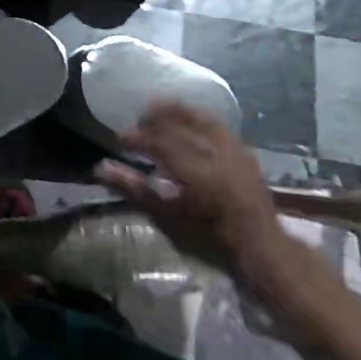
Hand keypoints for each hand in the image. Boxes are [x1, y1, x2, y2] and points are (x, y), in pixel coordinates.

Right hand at [95, 102, 281, 263]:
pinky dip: (199, 119)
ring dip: (178, 112)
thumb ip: (134, 190)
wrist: (259, 247)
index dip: (137, 137)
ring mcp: (234, 152)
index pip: (159, 142)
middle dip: (155, 119)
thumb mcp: (166, 218)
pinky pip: (219, 126)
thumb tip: (101, 168)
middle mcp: (215, 155)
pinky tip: (190, 123)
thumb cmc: (208, 239)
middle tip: (136, 123)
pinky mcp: (245, 153)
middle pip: (181, 124)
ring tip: (159, 111)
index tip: (120, 139)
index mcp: (195, 173)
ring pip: (202, 119)